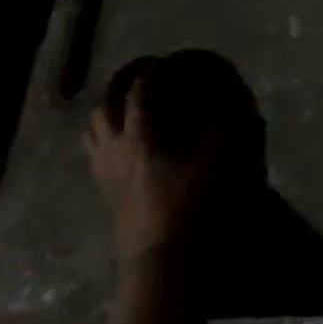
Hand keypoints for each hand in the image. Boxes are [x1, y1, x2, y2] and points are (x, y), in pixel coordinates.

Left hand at [85, 80, 215, 264]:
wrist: (164, 263)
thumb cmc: (195, 206)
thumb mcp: (222, 158)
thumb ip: (227, 123)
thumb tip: (229, 100)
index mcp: (140, 134)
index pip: (141, 87)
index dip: (161, 68)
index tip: (180, 60)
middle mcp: (114, 147)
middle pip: (105, 102)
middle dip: (125, 81)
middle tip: (149, 71)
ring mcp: (104, 173)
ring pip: (93, 129)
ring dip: (111, 107)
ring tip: (132, 103)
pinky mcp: (106, 194)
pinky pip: (96, 154)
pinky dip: (109, 136)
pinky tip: (129, 142)